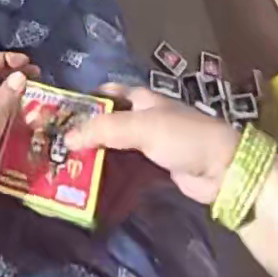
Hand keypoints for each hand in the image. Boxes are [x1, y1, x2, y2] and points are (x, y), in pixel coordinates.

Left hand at [0, 52, 32, 231]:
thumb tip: (20, 76)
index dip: (3, 59)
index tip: (29, 65)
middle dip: (18, 80)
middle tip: (44, 88)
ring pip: (0, 110)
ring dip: (22, 105)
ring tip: (46, 115)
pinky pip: (3, 133)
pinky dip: (19, 129)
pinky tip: (35, 141)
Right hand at [66, 85, 241, 204]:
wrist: (222, 170)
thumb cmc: (182, 136)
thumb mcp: (140, 126)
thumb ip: (102, 130)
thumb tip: (66, 137)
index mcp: (140, 98)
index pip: (105, 94)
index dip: (83, 102)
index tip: (58, 117)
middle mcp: (142, 117)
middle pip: (107, 122)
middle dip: (85, 132)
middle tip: (55, 147)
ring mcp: (148, 143)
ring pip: (114, 146)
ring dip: (95, 155)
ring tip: (65, 166)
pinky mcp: (153, 167)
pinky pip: (125, 167)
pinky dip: (109, 172)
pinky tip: (90, 182)